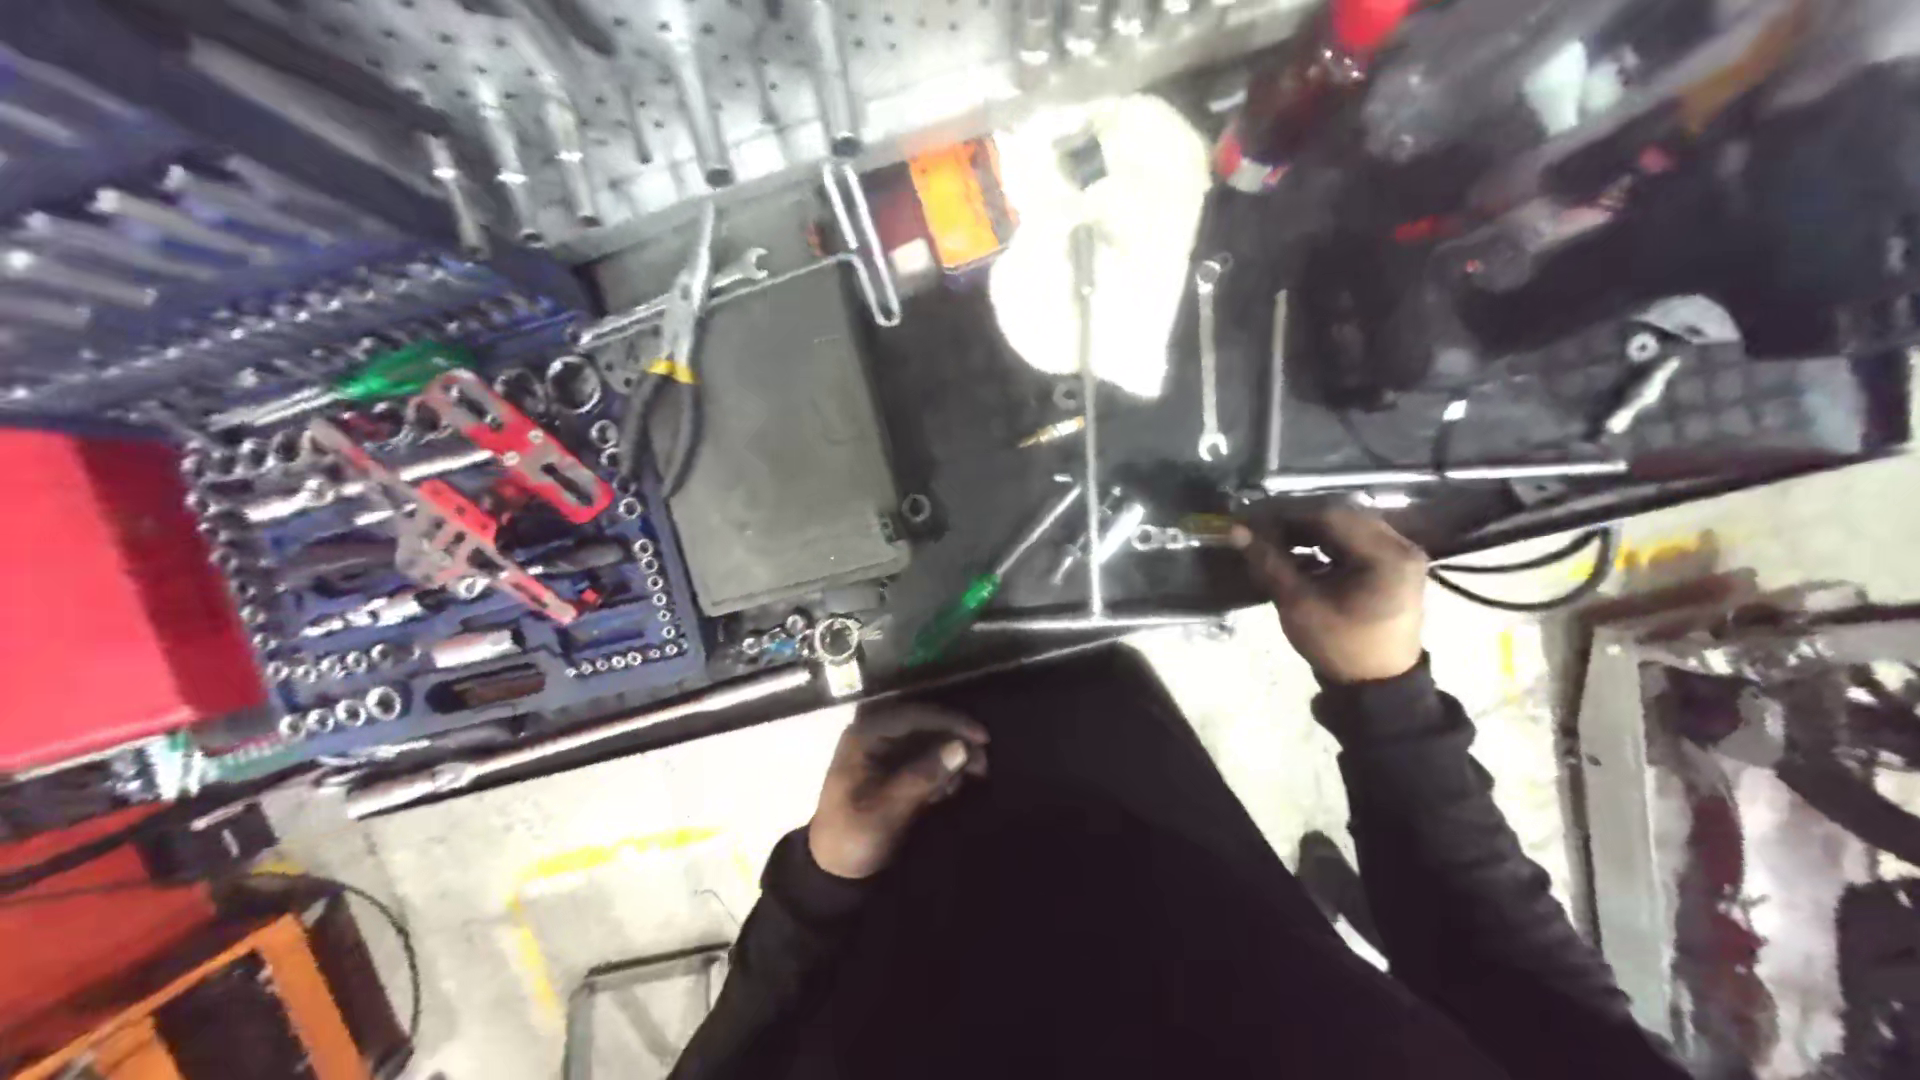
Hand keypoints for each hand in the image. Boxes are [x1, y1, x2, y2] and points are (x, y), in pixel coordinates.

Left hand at [808, 705, 989, 879]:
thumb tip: (960, 748)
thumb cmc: (854, 836)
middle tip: (983, 763)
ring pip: (928, 740)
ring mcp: (883, 750)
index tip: (982, 738)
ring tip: (971, 779)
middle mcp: (874, 734)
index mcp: (864, 736)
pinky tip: (949, 789)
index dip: (951, 723)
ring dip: (951, 757)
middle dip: (956, 741)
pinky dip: (941, 769)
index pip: (914, 716)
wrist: (834, 870)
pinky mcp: (893, 767)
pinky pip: (924, 756)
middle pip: (925, 724)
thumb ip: (923, 776)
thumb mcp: (888, 810)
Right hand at [1232, 506, 1427, 683]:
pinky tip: (1300, 554)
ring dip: (1309, 530)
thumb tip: (1236, 530)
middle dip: (1296, 520)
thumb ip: (1269, 562)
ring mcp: (1400, 555)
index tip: (1251, 522)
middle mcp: (1400, 546)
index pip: (1329, 515)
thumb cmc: (1339, 645)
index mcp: (1385, 555)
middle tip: (1259, 530)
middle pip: (1340, 516)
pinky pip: (1355, 540)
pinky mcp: (1392, 565)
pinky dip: (1325, 542)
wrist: (1377, 684)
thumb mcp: (1299, 604)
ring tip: (1275, 542)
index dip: (1285, 515)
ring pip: (1346, 525)